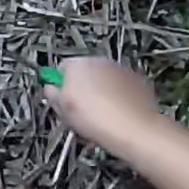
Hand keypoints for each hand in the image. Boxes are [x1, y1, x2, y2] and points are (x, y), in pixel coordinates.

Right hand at [41, 57, 161, 146]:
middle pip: (84, 71)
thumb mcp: (64, 111)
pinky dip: (117, 94)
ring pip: (103, 77)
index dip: (60, 83)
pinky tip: (116, 112)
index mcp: (77, 65)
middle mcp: (99, 60)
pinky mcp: (137, 79)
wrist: (134, 128)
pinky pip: (120, 85)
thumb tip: (50, 89)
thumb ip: (53, 95)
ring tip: (100, 113)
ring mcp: (120, 69)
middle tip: (79, 109)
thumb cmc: (94, 119)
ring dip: (99, 89)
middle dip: (81, 86)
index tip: (62, 99)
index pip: (62, 67)